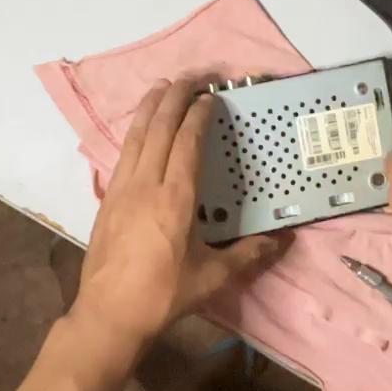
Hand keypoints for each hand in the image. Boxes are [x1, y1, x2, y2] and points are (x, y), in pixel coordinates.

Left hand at [70, 79, 286, 346]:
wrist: (109, 314)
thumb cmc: (164, 295)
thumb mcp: (213, 277)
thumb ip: (249, 254)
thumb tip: (284, 241)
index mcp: (176, 198)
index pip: (188, 142)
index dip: (199, 114)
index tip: (211, 96)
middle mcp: (146, 184)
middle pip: (159, 127)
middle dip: (175, 97)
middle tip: (192, 76)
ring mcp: (122, 189)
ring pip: (136, 135)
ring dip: (150, 107)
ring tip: (163, 86)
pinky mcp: (107, 199)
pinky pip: (123, 153)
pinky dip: (135, 131)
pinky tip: (140, 128)